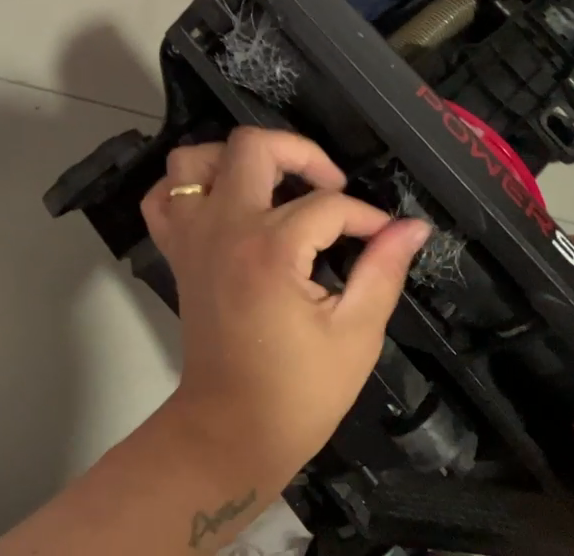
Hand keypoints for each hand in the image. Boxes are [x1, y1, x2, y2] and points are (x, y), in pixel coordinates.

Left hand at [140, 127, 431, 479]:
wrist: (233, 427)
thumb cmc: (300, 390)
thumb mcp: (357, 333)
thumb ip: (383, 270)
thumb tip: (411, 226)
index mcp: (270, 247)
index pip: (326, 204)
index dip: (366, 216)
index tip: (385, 236)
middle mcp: (223, 227)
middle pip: (252, 147)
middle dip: (299, 154)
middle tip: (328, 187)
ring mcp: (190, 235)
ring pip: (193, 160)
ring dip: (234, 160)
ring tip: (272, 185)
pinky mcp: (174, 251)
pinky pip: (162, 198)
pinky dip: (186, 188)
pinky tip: (220, 203)